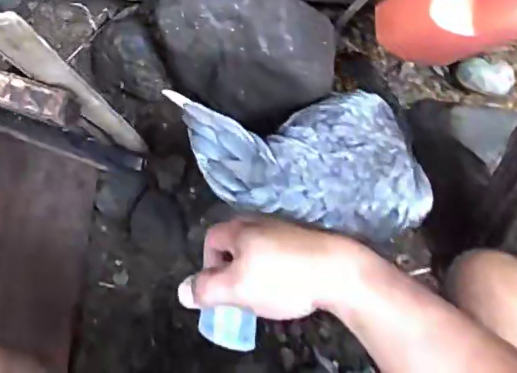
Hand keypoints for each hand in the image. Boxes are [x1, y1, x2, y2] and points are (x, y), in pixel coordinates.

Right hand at [177, 216, 377, 320]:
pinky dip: (275, 269)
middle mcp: (255, 221)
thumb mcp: (238, 289)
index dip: (209, 266)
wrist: (335, 269)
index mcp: (237, 228)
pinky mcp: (300, 239)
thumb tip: (181, 291)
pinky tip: (287, 287)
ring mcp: (280, 228)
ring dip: (254, 270)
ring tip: (265, 295)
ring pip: (256, 248)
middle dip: (232, 270)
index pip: (210, 239)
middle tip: (241, 295)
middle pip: (233, 243)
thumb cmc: (281, 277)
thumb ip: (208, 289)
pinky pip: (276, 252)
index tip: (220, 291)